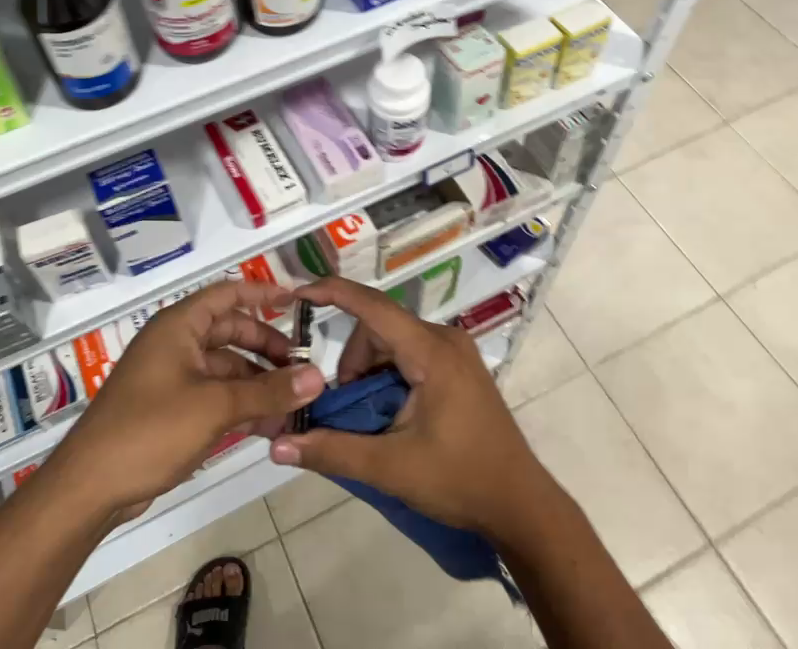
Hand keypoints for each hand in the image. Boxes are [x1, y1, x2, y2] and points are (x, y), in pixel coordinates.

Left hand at [41, 278, 326, 518]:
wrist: (90, 486)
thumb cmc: (150, 429)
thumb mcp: (216, 407)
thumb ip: (269, 391)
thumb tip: (317, 377)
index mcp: (178, 327)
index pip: (226, 294)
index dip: (262, 294)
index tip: (298, 303)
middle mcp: (174, 345)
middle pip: (230, 332)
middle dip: (267, 348)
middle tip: (301, 368)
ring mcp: (170, 378)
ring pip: (225, 368)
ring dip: (257, 383)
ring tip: (294, 404)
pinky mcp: (169, 410)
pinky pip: (213, 396)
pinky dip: (240, 405)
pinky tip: (268, 426)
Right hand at [267, 278, 552, 537]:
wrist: (520, 505)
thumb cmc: (460, 480)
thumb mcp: (390, 468)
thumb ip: (332, 451)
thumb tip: (277, 446)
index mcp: (432, 352)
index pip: (374, 307)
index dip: (333, 293)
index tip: (298, 291)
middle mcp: (446, 341)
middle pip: (379, 328)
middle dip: (352, 363)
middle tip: (342, 409)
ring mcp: (456, 354)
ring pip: (393, 342)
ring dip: (368, 373)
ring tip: (365, 419)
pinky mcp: (459, 370)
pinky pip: (410, 356)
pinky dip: (387, 377)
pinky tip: (386, 415)